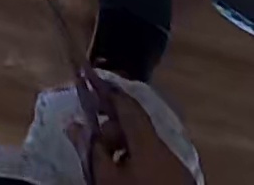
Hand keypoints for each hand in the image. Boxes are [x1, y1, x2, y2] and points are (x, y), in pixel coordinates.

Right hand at [71, 82, 195, 184]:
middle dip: (112, 125)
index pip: (127, 104)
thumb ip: (90, 149)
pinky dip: (135, 161)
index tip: (90, 80)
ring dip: (122, 146)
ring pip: (144, 145)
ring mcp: (175, 167)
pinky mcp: (178, 183)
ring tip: (104, 162)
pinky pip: (152, 161)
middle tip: (92, 136)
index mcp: (148, 141)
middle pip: (136, 124)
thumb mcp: (106, 180)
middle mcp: (166, 148)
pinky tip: (122, 176)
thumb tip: (74, 124)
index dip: (107, 91)